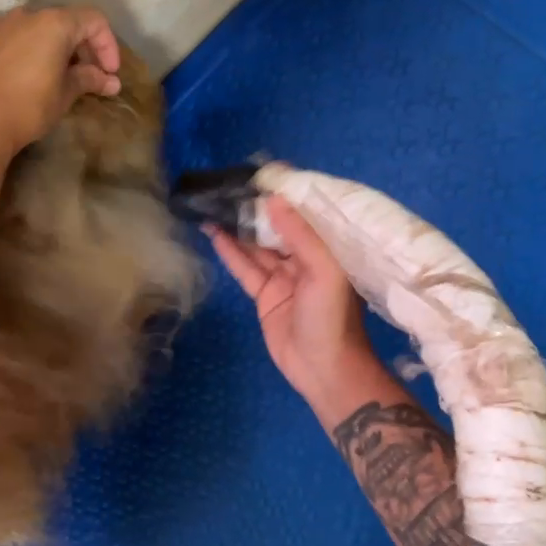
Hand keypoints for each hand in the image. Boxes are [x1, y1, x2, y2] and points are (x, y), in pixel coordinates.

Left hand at [0, 4, 121, 156]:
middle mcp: (28, 15)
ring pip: (43, 29)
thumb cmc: (28, 106)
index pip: (93, 21)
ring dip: (62, 49)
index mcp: (54, 22)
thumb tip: (110, 82)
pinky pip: (22, 37)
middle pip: (68, 22)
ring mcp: (3, 26)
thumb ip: (89, 80)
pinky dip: (38, 50)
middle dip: (86, 48)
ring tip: (67, 79)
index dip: (108, 46)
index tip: (110, 74)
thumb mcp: (65, 93)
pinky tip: (39, 77)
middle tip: (93, 78)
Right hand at [206, 196, 383, 412]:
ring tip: (214, 205)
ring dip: (238, 227)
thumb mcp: (323, 271)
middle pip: (277, 227)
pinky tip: (214, 233)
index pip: (304, 214)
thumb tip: (274, 199)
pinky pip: (246, 268)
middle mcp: (306, 258)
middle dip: (255, 209)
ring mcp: (284, 277)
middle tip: (228, 187)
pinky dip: (230, 251)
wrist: (324, 371)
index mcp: (328, 249)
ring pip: (257, 246)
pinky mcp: (265, 296)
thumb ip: (300, 235)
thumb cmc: (332, 317)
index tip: (260, 174)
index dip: (284, 193)